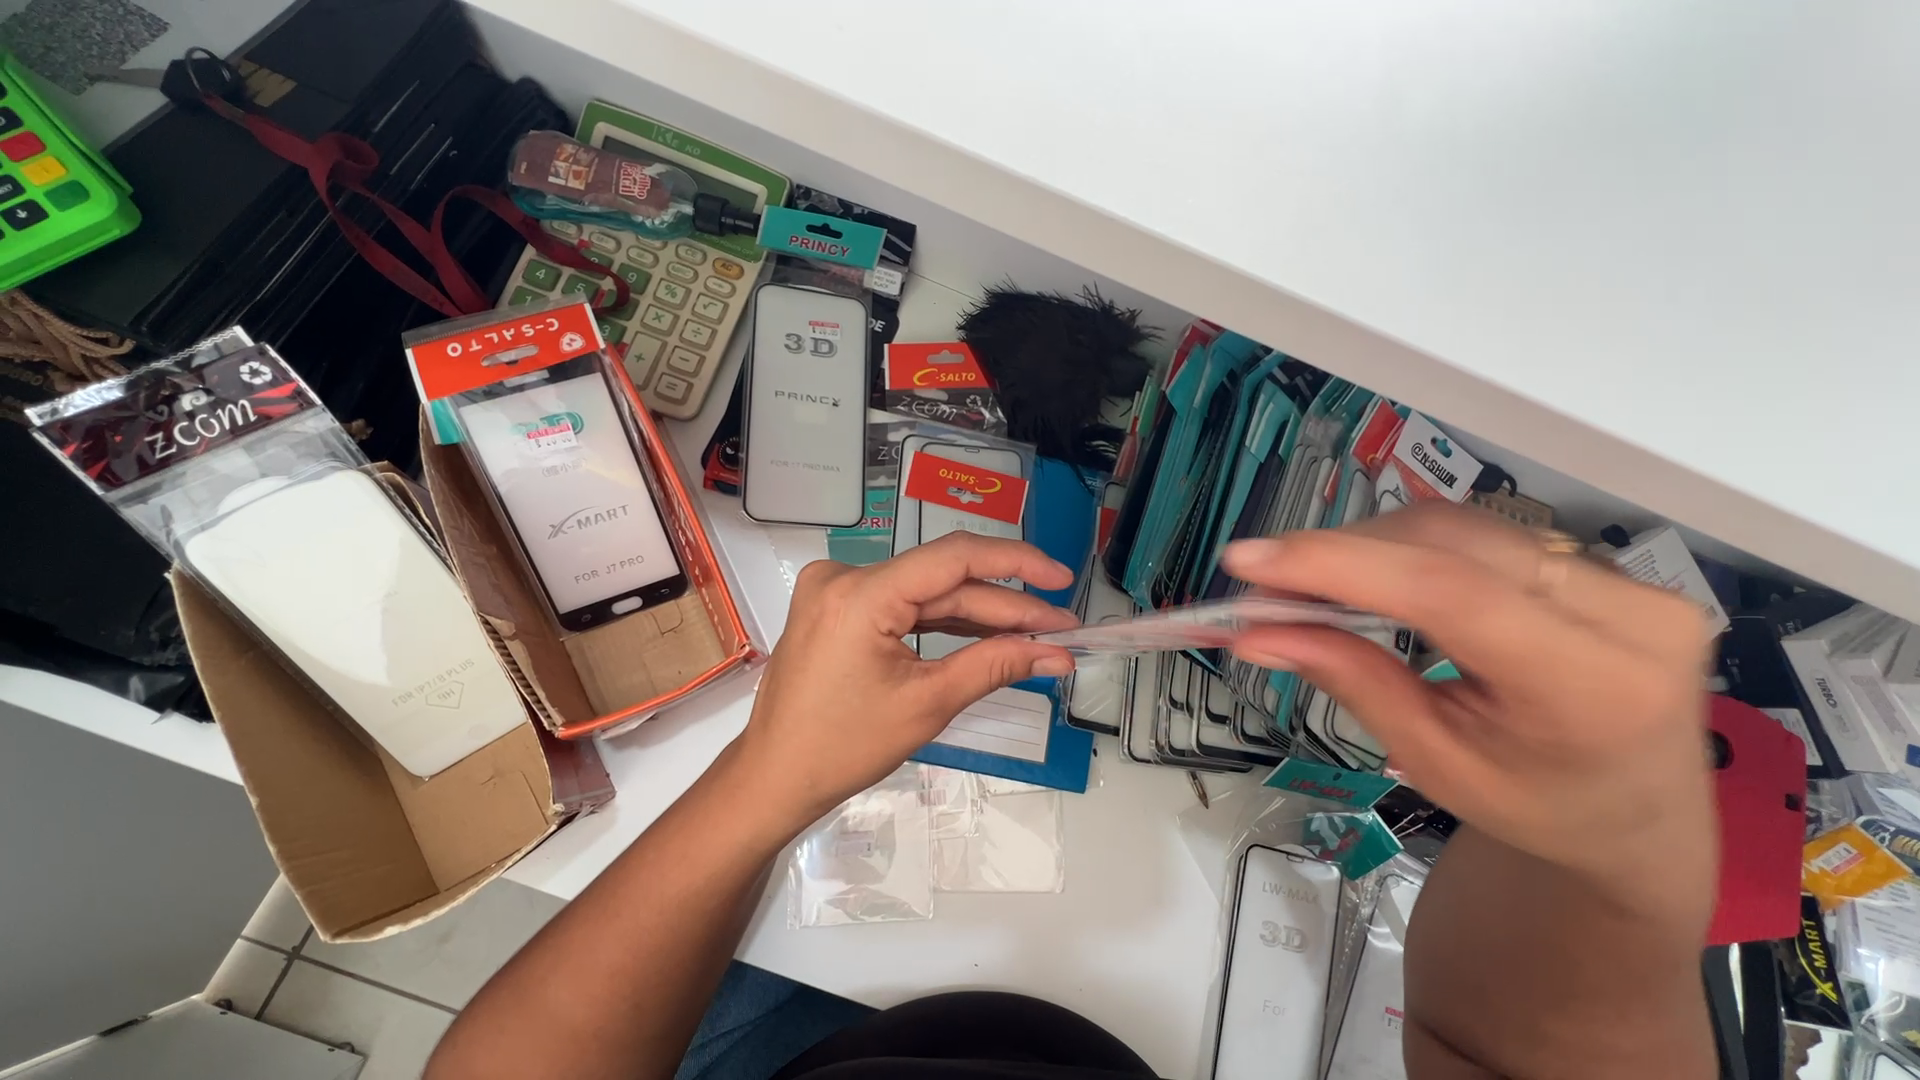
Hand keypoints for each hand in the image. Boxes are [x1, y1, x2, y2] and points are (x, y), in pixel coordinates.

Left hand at [735, 533, 1076, 824]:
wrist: (775, 776)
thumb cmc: (844, 747)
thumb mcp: (927, 704)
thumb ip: (995, 665)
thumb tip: (1057, 653)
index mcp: (860, 594)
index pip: (954, 559)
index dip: (1017, 563)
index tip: (1062, 579)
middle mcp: (844, 576)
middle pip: (943, 580)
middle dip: (1005, 605)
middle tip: (1061, 627)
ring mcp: (837, 589)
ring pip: (926, 593)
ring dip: (979, 613)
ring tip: (1038, 632)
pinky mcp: (838, 606)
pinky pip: (903, 605)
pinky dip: (944, 622)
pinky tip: (989, 633)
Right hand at [1223, 503, 1714, 917]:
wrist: (1637, 814)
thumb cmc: (1533, 806)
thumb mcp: (1433, 760)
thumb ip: (1351, 681)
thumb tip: (1255, 634)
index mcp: (1592, 686)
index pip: (1450, 592)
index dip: (1339, 565)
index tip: (1248, 561)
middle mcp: (1627, 614)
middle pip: (1450, 542)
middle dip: (1342, 551)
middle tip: (1264, 579)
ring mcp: (1628, 581)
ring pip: (1462, 526)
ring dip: (1370, 545)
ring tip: (1308, 581)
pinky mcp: (1606, 566)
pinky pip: (1482, 533)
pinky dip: (1407, 547)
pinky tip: (1368, 574)